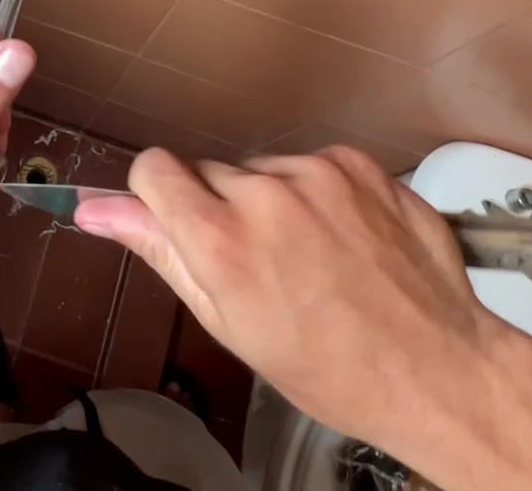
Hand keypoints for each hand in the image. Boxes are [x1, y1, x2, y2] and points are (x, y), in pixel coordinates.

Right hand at [73, 147, 515, 455]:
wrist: (437, 368)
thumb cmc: (329, 367)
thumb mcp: (227, 321)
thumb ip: (157, 249)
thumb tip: (95, 209)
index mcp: (221, 241)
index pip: (153, 169)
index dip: (159, 196)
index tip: (179, 219)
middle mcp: (264, 195)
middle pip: (208, 172)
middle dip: (220, 207)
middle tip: (258, 258)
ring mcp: (316, 173)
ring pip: (259, 169)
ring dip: (270, 200)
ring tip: (309, 251)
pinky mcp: (355, 162)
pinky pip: (308, 163)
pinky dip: (315, 191)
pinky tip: (340, 234)